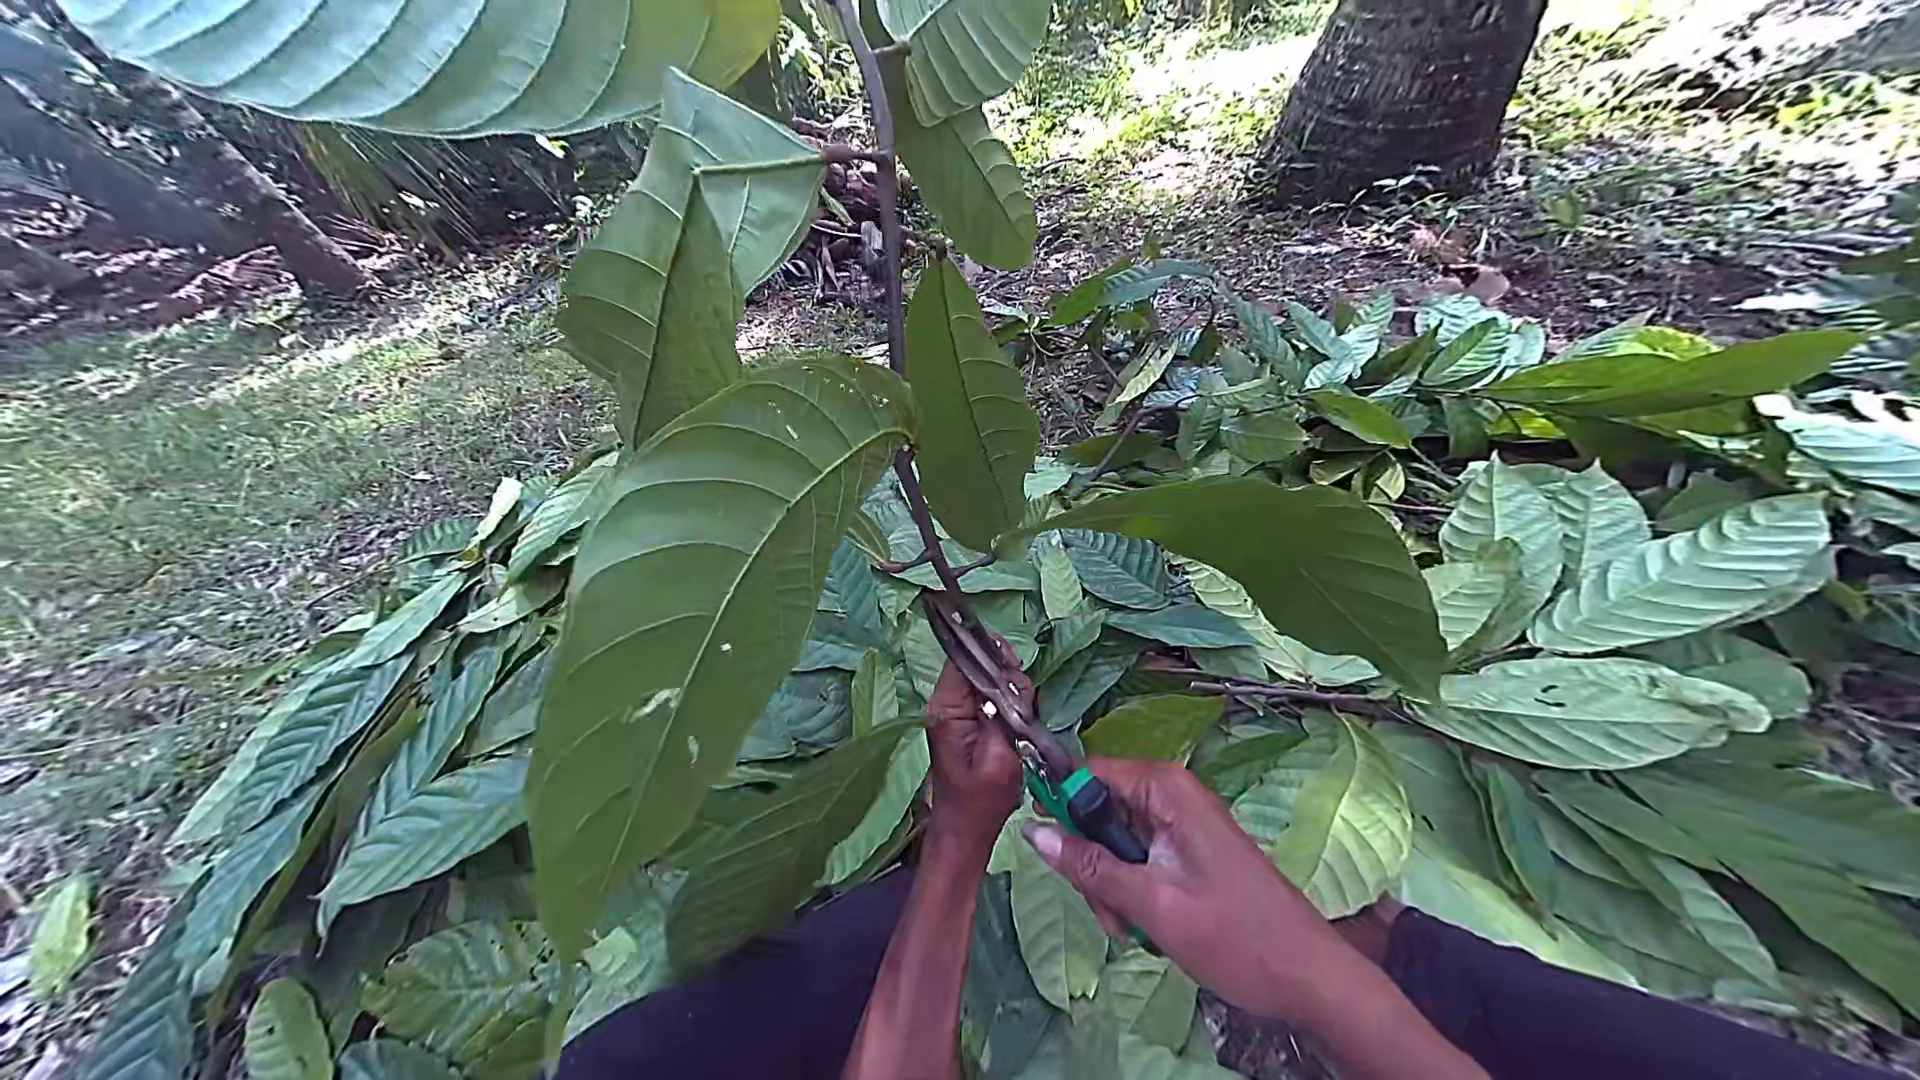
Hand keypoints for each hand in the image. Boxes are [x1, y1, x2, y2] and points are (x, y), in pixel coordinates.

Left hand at [923, 642, 1024, 850]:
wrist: (966, 830)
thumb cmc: (982, 799)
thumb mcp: (1000, 755)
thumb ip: (1004, 712)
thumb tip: (1010, 678)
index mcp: (947, 708)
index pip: (963, 659)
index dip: (990, 653)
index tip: (1014, 667)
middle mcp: (947, 702)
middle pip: (978, 663)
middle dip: (1005, 675)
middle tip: (1022, 703)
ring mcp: (956, 709)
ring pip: (988, 677)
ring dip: (1010, 690)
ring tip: (1020, 719)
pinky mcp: (967, 718)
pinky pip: (989, 694)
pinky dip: (1008, 701)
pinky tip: (1016, 722)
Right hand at [1020, 757, 1378, 1025]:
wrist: (1311, 978)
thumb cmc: (1236, 937)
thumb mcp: (1152, 903)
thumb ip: (1089, 866)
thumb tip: (1033, 834)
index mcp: (1165, 788)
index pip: (1089, 771)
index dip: (1061, 801)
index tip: (1044, 842)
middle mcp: (1171, 793)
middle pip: (1099, 807)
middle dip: (1090, 856)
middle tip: (1102, 907)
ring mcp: (1180, 819)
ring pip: (1115, 835)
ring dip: (1108, 878)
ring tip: (1126, 924)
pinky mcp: (1185, 844)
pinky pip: (1137, 851)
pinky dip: (1129, 883)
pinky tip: (1139, 919)